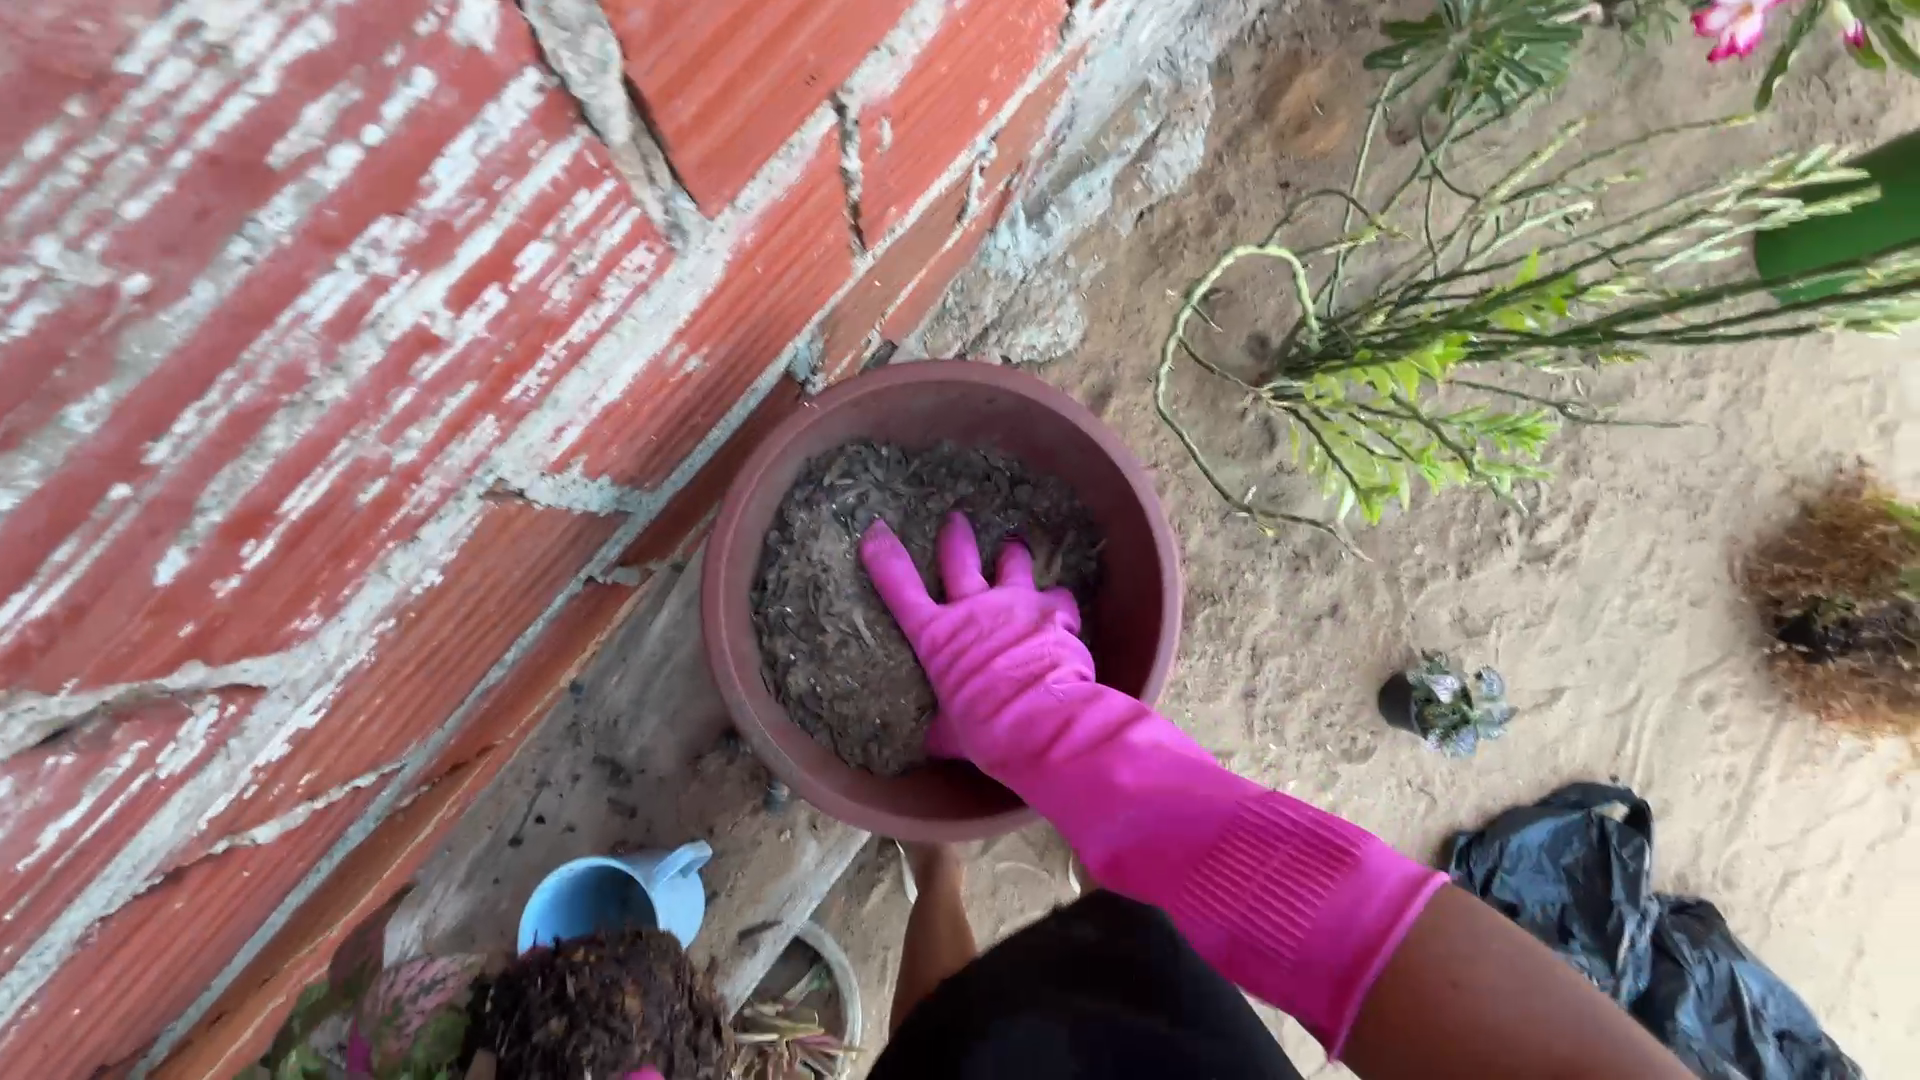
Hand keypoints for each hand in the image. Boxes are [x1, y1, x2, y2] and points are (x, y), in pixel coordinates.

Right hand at [858, 512, 1091, 763]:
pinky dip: (1060, 605)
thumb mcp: (954, 734)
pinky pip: (1058, 598)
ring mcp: (1014, 604)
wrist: (1040, 723)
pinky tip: (1064, 614)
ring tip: (1014, 549)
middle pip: (959, 558)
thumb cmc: (986, 731)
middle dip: (956, 537)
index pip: (900, 589)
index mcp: (938, 637)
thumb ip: (944, 729)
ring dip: (1013, 556)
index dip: (885, 557)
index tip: (875, 531)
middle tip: (957, 519)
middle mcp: (973, 609)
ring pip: (1013, 563)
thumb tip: (932, 744)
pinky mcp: (1053, 610)